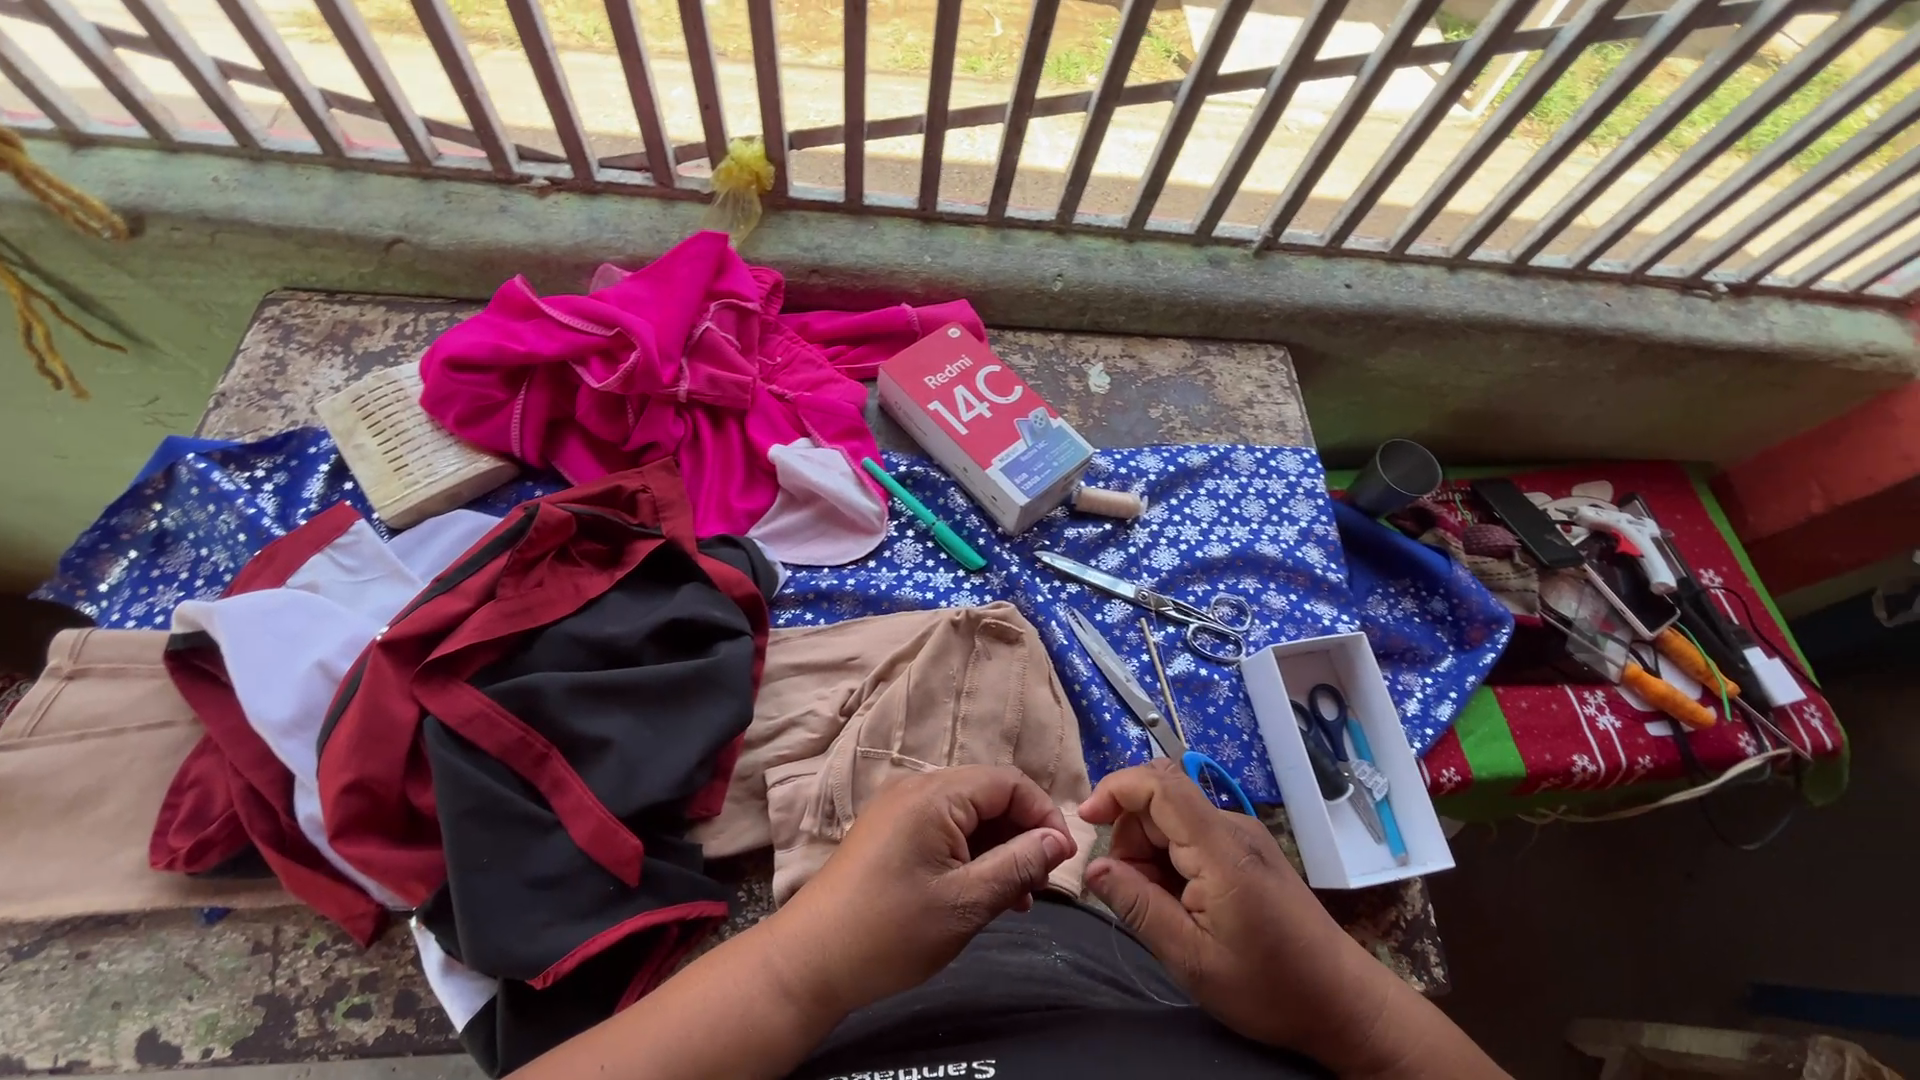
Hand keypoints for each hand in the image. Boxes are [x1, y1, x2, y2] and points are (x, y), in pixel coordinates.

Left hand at [767, 765, 1077, 1015]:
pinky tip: (985, 893)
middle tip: (1041, 883)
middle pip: (989, 795)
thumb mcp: (965, 902)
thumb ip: (1018, 865)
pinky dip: (972, 854)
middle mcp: (917, 789)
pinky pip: (945, 829)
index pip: (1008, 782)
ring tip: (1018, 898)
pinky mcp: (891, 833)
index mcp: (935, 795)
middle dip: (1023, 834)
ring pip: (969, 815)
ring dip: (1000, 848)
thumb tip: (1061, 841)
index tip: (1063, 859)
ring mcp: (900, 810)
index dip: (1043, 814)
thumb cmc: (890, 931)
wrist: (809, 962)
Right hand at [1079, 760, 1402, 1074]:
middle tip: (1130, 895)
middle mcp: (1233, 828)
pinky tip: (1182, 905)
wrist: (1344, 1004)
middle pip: (1160, 802)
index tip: (1085, 822)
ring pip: (1173, 819)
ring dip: (1149, 854)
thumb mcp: (1191, 959)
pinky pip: (1193, 836)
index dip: (1114, 789)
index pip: (1158, 784)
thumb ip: (1138, 907)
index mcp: (1220, 849)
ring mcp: (1244, 837)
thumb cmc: (1270, 988)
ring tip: (1162, 910)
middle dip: (1129, 837)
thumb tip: (1094, 868)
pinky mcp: (1248, 851)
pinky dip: (1171, 861)